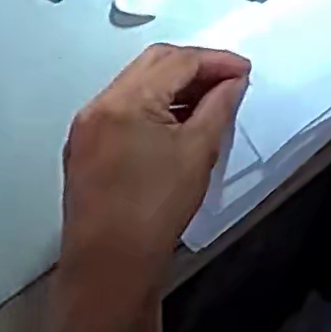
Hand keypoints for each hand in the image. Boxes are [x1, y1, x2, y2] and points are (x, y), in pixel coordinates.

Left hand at [58, 44, 249, 291]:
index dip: (217, 60)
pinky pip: (125, 102)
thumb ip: (220, 104)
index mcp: (126, 101)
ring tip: (209, 95)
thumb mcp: (200, 150)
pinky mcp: (86, 144)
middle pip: (155, 62)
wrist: (110, 271)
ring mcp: (88, 124)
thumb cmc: (157, 209)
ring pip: (139, 79)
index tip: (244, 70)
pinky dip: (155, 100)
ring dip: (175, 81)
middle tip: (228, 77)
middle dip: (195, 64)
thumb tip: (233, 81)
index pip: (179, 61)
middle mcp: (100, 104)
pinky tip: (179, 116)